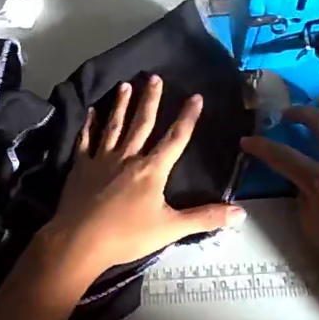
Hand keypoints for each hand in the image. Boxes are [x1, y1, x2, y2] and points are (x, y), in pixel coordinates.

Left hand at [44, 75, 244, 275]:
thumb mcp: (171, 229)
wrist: (79, 242)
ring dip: (121, 105)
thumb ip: (205, 218)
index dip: (187, 117)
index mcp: (152, 170)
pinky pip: (86, 140)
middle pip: (142, 123)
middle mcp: (128, 157)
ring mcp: (102, 160)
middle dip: (151, 100)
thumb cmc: (127, 235)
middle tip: (154, 77)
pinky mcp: (80, 168)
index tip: (196, 96)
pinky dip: (89, 125)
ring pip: (115, 126)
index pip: (175, 138)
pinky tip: (91, 111)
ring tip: (125, 85)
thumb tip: (240, 213)